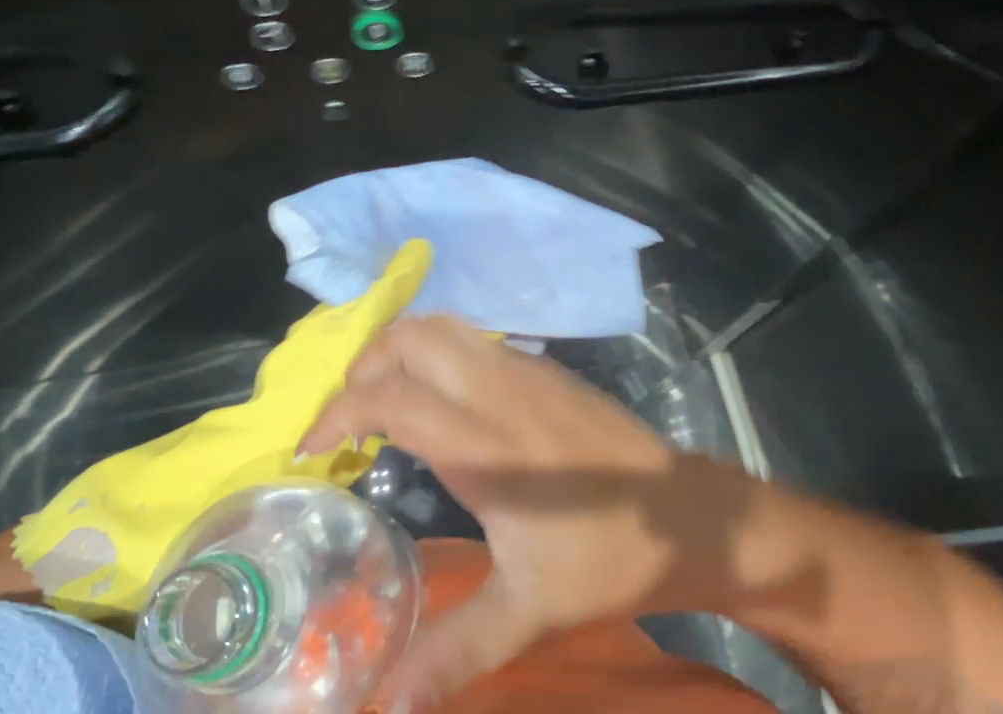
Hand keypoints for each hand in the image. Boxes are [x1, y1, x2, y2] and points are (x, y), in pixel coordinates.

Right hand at [299, 316, 766, 710]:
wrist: (691, 515)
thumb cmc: (608, 558)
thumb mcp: (528, 610)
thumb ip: (454, 650)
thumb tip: (387, 707)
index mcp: (484, 444)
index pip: (390, 397)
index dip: (337, 413)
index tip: (311, 449)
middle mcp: (499, 391)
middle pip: (412, 337)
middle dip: (365, 366)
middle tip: (350, 419)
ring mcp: (528, 371)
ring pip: (446, 327)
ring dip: (402, 350)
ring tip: (386, 401)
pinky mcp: (549, 369)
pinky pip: (476, 339)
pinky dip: (439, 351)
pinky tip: (443, 401)